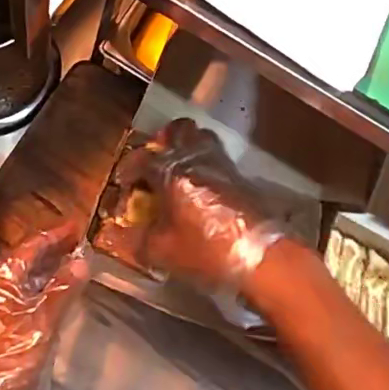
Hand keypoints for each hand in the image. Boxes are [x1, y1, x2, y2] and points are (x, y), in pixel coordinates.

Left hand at [0, 224, 86, 389]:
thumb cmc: (3, 362)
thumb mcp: (40, 327)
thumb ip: (62, 292)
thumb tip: (82, 260)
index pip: (30, 245)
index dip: (56, 235)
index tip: (79, 226)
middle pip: (23, 257)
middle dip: (51, 249)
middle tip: (78, 243)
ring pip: (19, 276)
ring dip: (44, 269)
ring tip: (69, 264)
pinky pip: (15, 292)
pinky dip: (35, 287)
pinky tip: (50, 296)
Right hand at [115, 119, 286, 294]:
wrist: (263, 259)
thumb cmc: (207, 252)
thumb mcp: (163, 253)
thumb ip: (140, 240)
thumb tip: (130, 235)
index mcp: (172, 171)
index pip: (143, 158)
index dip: (129, 168)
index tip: (125, 183)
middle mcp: (197, 159)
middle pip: (179, 130)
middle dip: (163, 140)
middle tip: (155, 160)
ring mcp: (222, 164)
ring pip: (202, 138)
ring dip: (188, 147)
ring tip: (179, 170)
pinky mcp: (241, 177)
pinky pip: (218, 157)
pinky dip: (206, 164)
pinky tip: (201, 188)